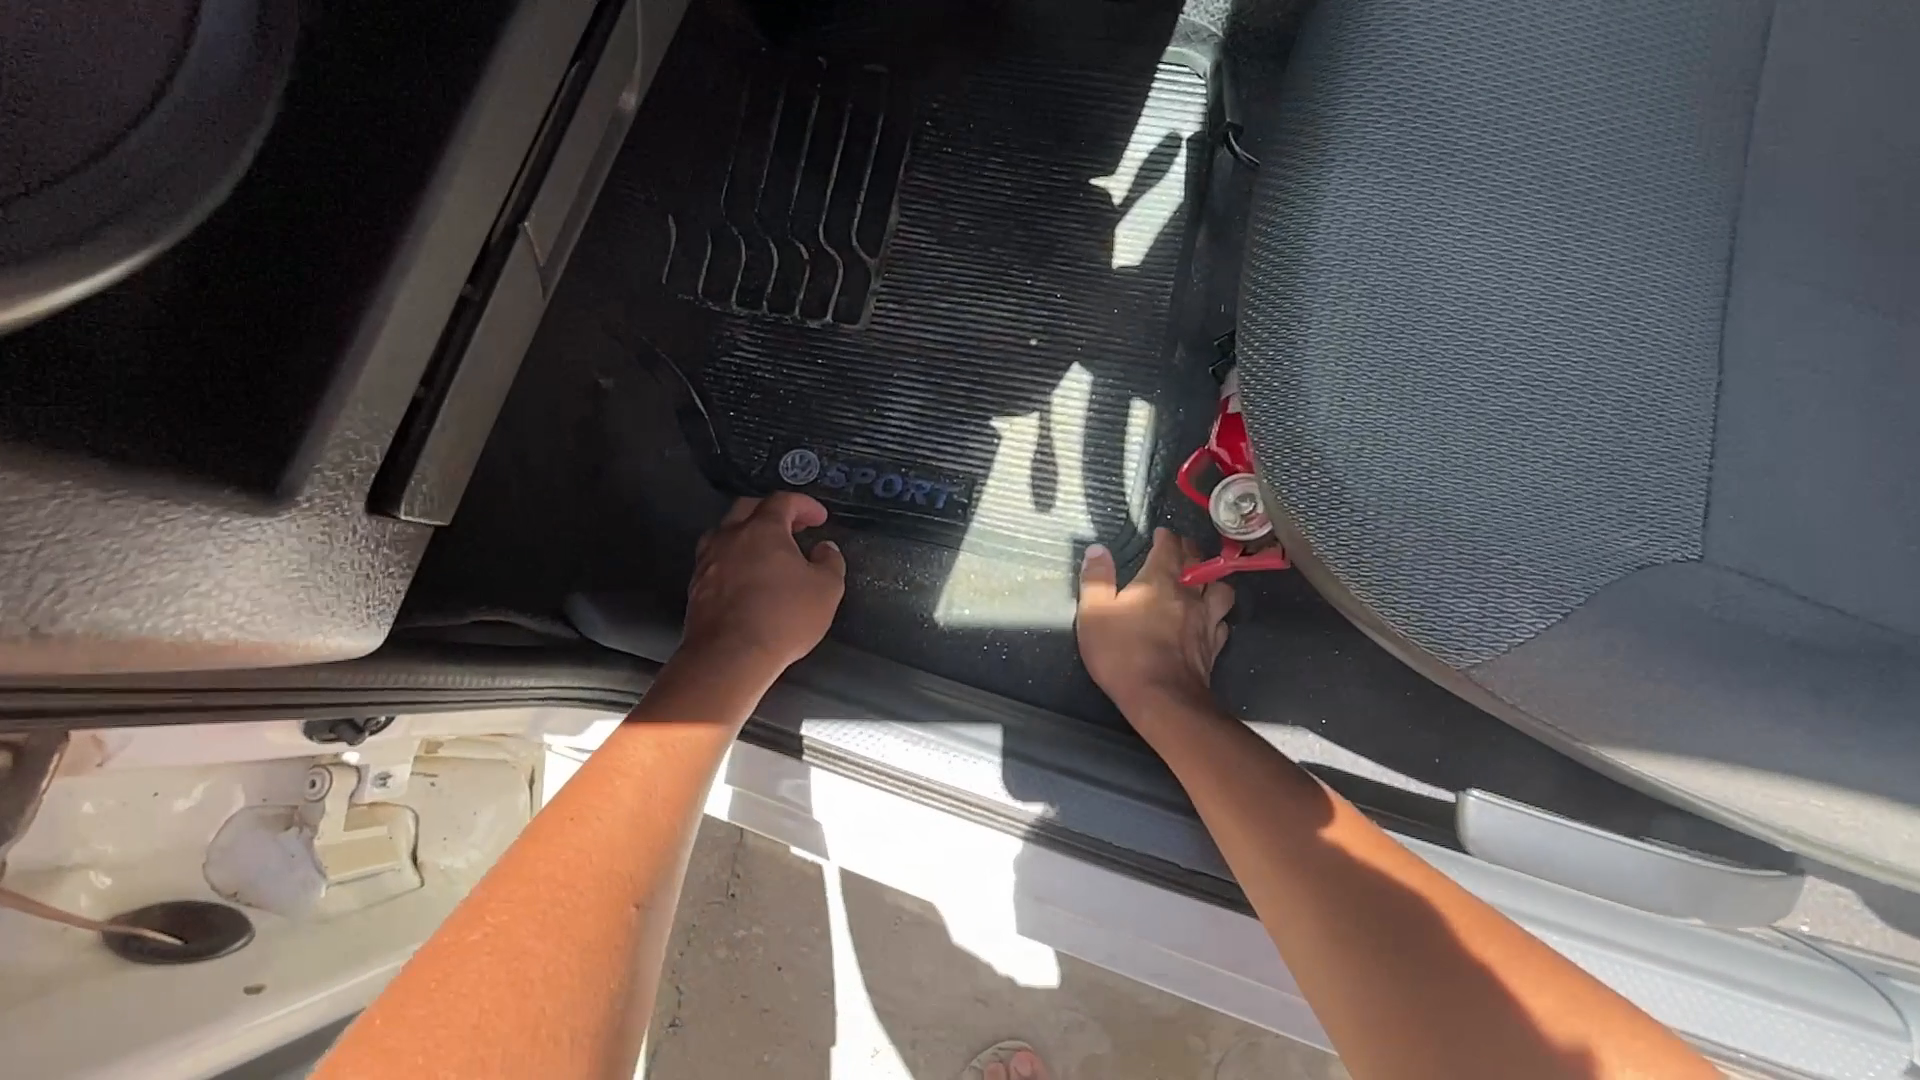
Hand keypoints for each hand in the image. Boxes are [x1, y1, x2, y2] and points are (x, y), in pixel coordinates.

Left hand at [681, 494, 846, 675]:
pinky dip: (734, 560)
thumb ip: (830, 562)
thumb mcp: (827, 589)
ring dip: (747, 534)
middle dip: (772, 512)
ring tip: (766, 552)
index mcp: (763, 529)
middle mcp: (730, 537)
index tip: (819, 517)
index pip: (783, 501)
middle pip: (747, 508)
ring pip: (725, 533)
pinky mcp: (696, 586)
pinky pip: (716, 560)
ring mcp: (708, 561)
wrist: (729, 656)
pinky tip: (746, 578)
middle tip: (793, 526)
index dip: (804, 504)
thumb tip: (825, 549)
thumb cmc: (783, 618)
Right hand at [1076, 528, 1233, 713]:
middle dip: (1189, 551)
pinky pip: (1222, 623)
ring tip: (1204, 582)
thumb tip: (1098, 549)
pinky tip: (1209, 621)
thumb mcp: (1094, 614)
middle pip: (1198, 563)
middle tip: (1181, 549)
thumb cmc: (1122, 653)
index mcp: (1159, 581)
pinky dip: (1217, 616)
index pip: (1169, 547)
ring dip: (1213, 581)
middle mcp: (1189, 595)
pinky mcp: (1213, 647)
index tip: (1161, 533)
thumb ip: (1096, 579)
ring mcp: (1206, 621)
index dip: (1166, 537)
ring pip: (1221, 590)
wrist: (1161, 698)